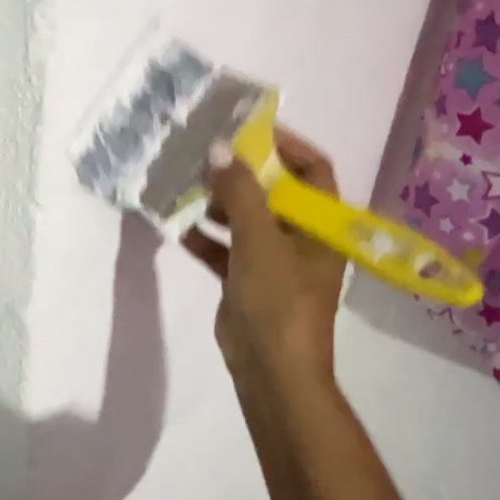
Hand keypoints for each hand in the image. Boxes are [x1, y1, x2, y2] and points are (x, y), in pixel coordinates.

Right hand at [181, 130, 346, 387]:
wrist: (272, 368)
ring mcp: (273, 261)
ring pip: (245, 220)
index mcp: (321, 224)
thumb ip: (239, 193)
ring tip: (185, 186)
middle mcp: (301, 237)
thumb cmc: (278, 301)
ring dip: (218, 205)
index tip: (246, 131)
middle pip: (273, 192)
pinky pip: (226, 250)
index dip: (285, 145)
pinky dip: (206, 238)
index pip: (312, 168)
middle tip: (203, 156)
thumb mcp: (259, 241)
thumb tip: (219, 148)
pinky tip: (179, 228)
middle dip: (240, 173)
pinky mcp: (247, 282)